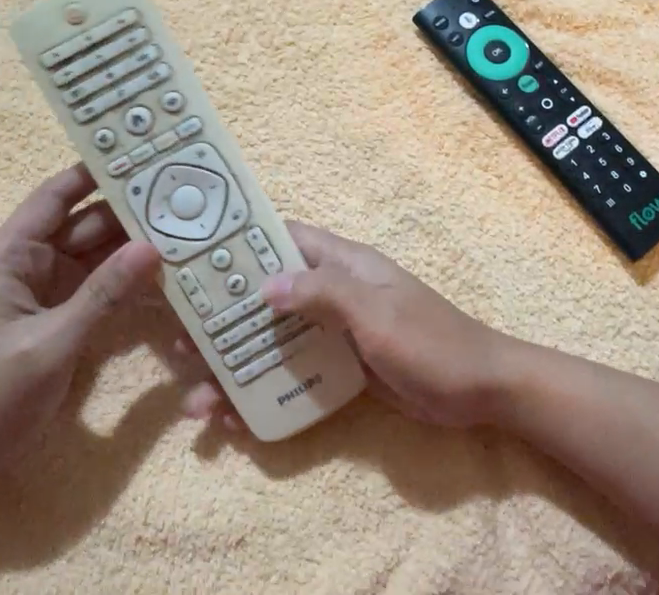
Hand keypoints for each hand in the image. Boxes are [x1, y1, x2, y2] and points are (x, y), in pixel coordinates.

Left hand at [0, 165, 161, 485]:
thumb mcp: (51, 343)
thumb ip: (103, 294)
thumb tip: (151, 247)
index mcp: (9, 258)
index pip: (54, 198)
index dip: (92, 172)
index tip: (139, 153)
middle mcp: (29, 265)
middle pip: (84, 224)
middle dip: (129, 210)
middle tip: (183, 195)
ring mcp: (47, 291)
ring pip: (98, 254)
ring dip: (135, 244)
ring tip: (185, 225)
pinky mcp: (61, 316)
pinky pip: (101, 286)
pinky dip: (129, 279)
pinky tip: (167, 272)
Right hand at [181, 222, 516, 429]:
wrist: (479, 390)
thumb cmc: (430, 341)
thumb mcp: (377, 313)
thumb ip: (324, 293)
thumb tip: (265, 283)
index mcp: (345, 265)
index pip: (287, 238)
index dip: (243, 241)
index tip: (194, 256)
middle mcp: (335, 292)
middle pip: (269, 295)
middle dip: (225, 318)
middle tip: (178, 344)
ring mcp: (336, 332)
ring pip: (275, 340)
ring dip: (237, 366)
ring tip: (197, 400)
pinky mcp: (340, 367)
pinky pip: (293, 373)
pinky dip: (264, 391)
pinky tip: (235, 420)